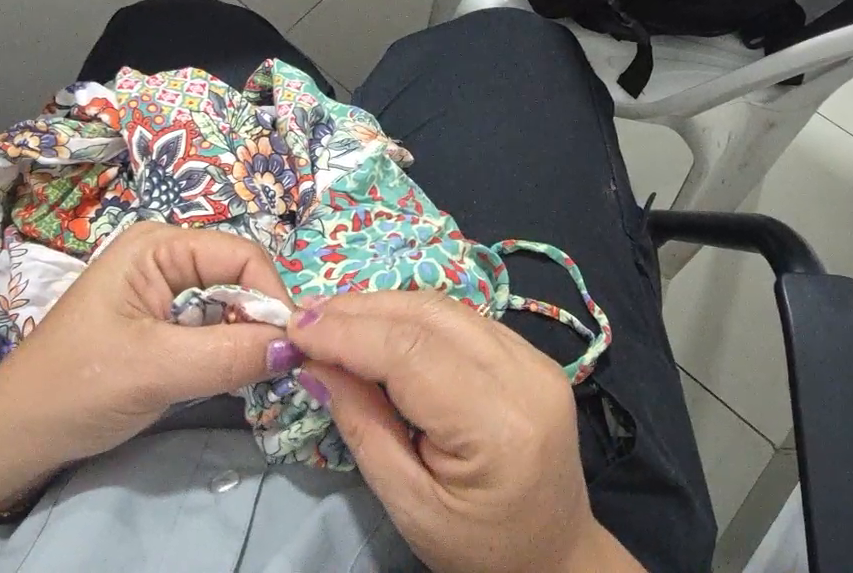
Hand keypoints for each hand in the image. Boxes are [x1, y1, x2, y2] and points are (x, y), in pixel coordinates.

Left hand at [0, 221, 299, 466]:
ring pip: (229, 302)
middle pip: (239, 276)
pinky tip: (233, 373)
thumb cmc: (77, 387)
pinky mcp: (162, 320)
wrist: (16, 434)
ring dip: (246, 335)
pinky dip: (229, 348)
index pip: (241, 256)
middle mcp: (165, 256)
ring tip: (257, 373)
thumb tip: (296, 347)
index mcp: (158, 246)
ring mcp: (162, 288)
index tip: (293, 348)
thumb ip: (229, 354)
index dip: (272, 297)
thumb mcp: (156, 369)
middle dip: (260, 317)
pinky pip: (213, 324)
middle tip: (278, 366)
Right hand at [287, 291, 641, 572]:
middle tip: (305, 320)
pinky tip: (376, 326)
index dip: (348, 333)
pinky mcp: (530, 353)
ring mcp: (533, 358)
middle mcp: (525, 376)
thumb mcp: (409, 506)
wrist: (556, 558)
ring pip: (442, 306)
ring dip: (380, 306)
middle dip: (358, 310)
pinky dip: (409, 314)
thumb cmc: (479, 548)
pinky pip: (459, 317)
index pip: (410, 353)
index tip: (296, 330)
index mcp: (499, 426)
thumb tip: (315, 362)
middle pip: (427, 315)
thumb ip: (362, 426)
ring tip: (330, 319)